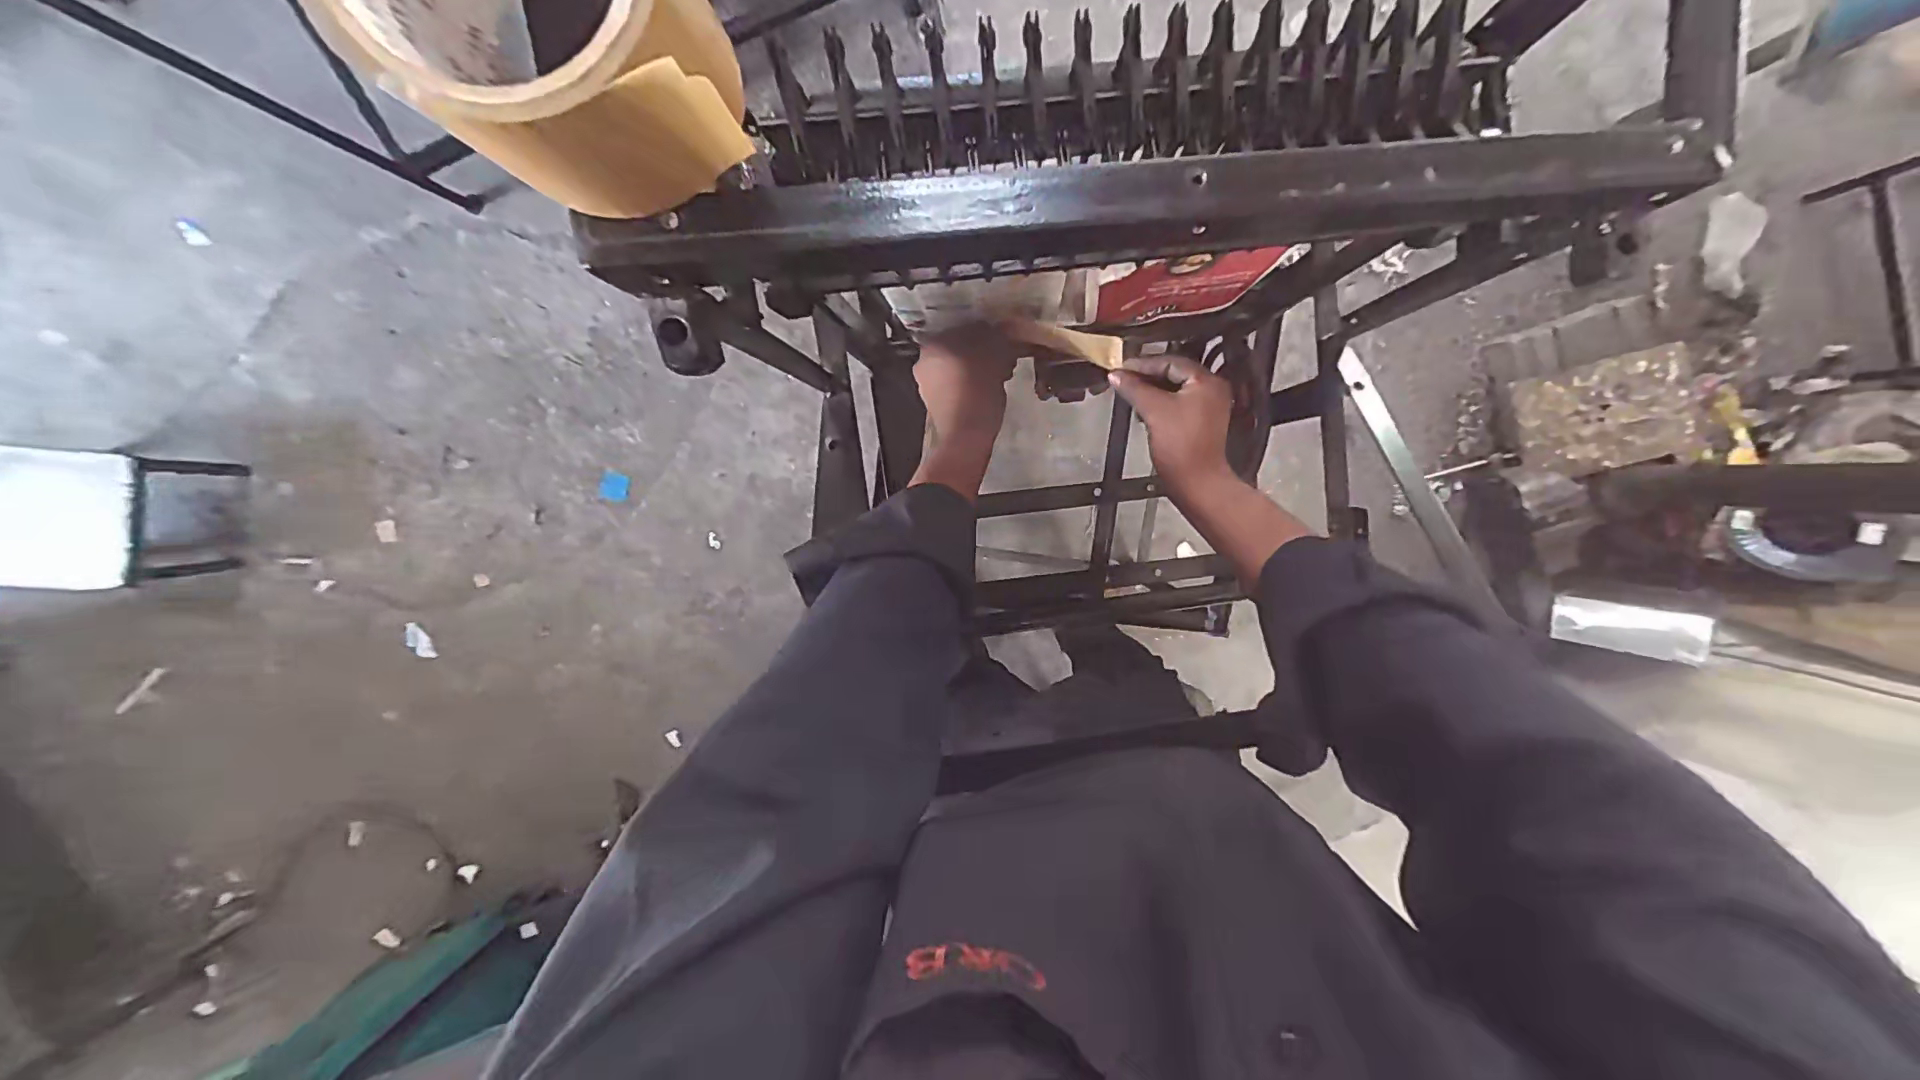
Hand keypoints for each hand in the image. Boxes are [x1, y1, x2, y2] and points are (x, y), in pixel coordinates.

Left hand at [915, 328, 1016, 446]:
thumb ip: (994, 337)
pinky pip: (956, 386)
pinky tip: (989, 390)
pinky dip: (971, 384)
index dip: (985, 331)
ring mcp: (926, 385)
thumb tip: (997, 330)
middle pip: (958, 348)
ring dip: (978, 368)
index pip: (961, 326)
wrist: (965, 435)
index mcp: (932, 344)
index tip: (1002, 338)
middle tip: (1004, 357)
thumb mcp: (993, 355)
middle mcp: (923, 362)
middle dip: (981, 351)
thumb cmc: (978, 390)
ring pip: (957, 367)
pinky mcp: (935, 405)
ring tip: (1001, 374)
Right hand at [1110, 353, 1312, 581]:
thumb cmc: (1180, 445)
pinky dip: (1160, 403)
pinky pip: (1178, 404)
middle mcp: (1212, 389)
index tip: (1120, 369)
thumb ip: (1134, 388)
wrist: (1196, 483)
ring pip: (1175, 389)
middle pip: (1174, 374)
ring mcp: (1209, 407)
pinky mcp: (1201, 422)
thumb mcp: (1154, 411)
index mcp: (1207, 381)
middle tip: (1122, 379)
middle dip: (1147, 377)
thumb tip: (1116, 374)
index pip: (1171, 361)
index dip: (1143, 364)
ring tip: (1129, 393)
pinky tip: (1143, 410)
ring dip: (1151, 390)